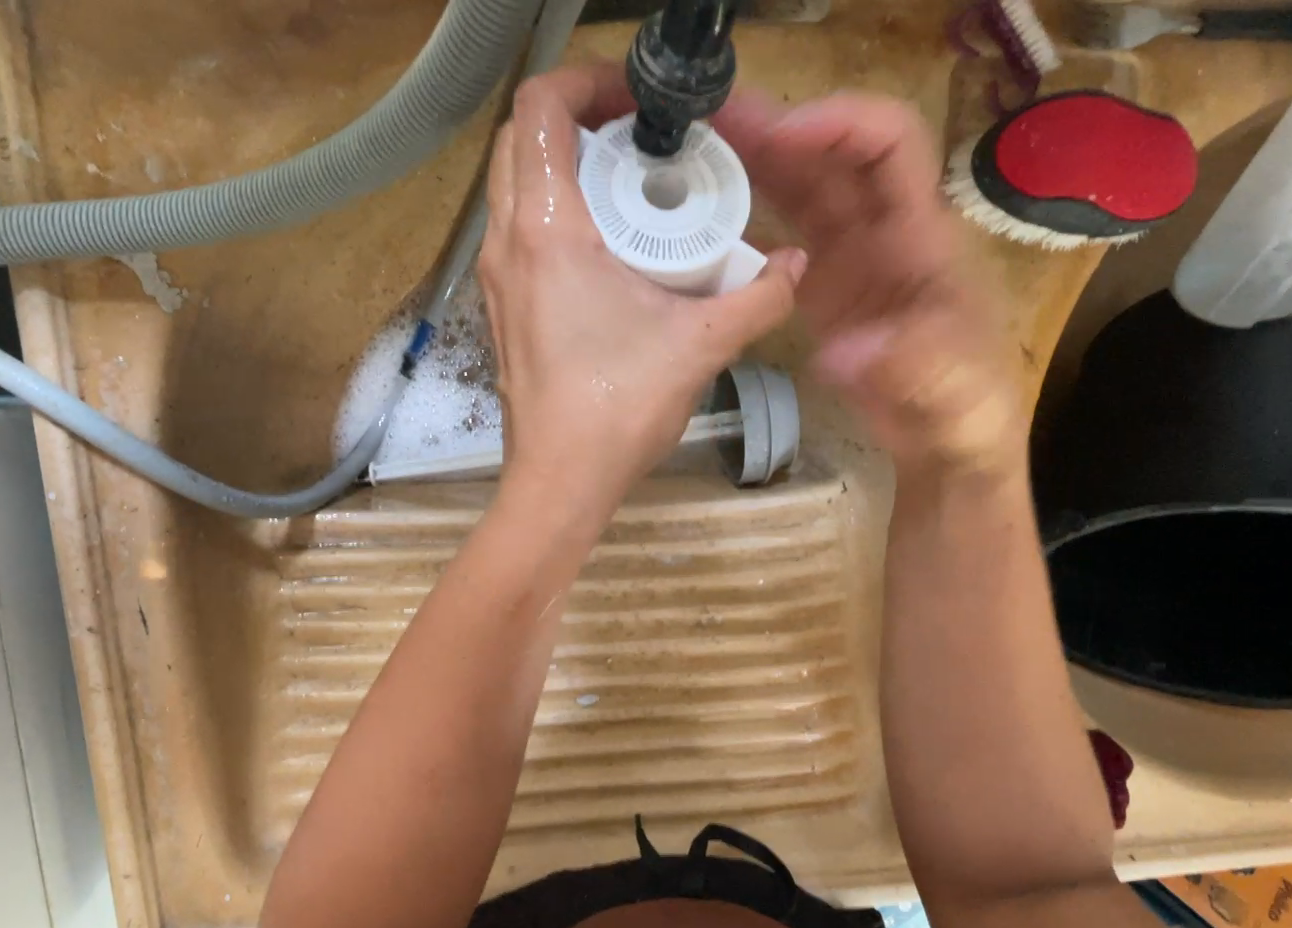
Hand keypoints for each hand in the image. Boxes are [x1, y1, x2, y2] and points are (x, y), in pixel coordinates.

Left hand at [479, 66, 805, 520]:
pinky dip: (555, 212)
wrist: (559, 481)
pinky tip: (608, 246)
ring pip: (515, 186)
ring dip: (566, 168)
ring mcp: (495, 277)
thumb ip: (759, 297)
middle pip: (522, 139)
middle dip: (579, 121)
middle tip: (640, 141)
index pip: (541, 108)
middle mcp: (506, 242)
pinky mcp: (501, 307)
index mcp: (546, 230)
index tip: (639, 102)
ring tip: (628, 188)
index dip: (587, 82)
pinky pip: (518, 230)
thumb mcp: (700, 345)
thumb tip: (795, 265)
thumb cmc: (617, 408)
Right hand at [715, 92, 1023, 478]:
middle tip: (711, 120)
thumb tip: (845, 351)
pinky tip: (712, 212)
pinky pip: (785, 236)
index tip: (779, 135)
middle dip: (778, 129)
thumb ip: (914, 367)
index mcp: (922, 237)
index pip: (890, 147)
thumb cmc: (967, 413)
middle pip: (832, 157)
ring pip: (803, 190)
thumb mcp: (957, 395)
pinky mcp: (825, 290)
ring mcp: (851, 260)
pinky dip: (751, 216)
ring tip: (698, 146)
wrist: (947, 443)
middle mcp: (884, 233)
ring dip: (756, 163)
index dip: (838, 126)